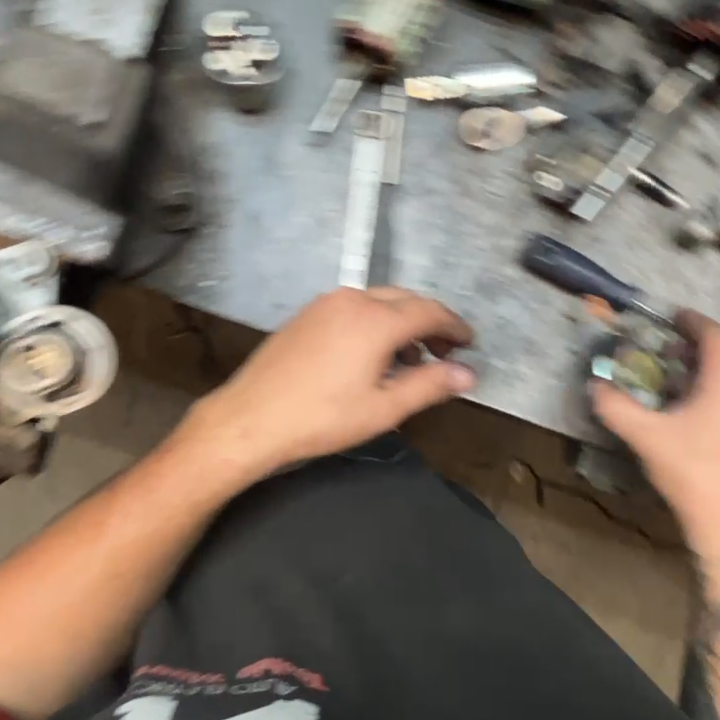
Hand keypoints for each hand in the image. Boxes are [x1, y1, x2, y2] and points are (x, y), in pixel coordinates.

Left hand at [177, 287, 475, 482]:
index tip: (469, 345)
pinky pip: (353, 309)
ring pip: (378, 303)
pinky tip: (373, 357)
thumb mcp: (384, 409)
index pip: (430, 312)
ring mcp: (324, 304)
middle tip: (446, 353)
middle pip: (405, 301)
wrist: (250, 419)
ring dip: (402, 324)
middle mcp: (352, 300)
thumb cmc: (321, 419)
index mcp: (376, 320)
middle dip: (430, 324)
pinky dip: (374, 324)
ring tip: (411, 360)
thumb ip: (430, 385)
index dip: (455, 327)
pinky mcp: (305, 316)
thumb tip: (468, 374)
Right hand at [591, 312, 719, 548]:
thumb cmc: (691, 471)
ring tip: (682, 377)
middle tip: (670, 349)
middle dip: (700, 345)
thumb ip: (616, 407)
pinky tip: (700, 409)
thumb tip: (594, 386)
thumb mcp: (645, 437)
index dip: (692, 322)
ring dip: (712, 367)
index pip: (714, 334)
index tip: (672, 317)